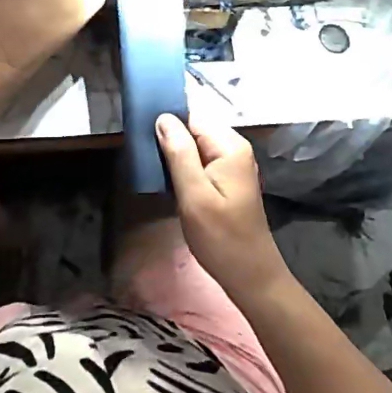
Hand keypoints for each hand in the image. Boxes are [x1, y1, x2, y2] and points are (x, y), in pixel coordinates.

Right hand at [156, 114, 291, 301]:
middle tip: (143, 152)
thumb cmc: (221, 237)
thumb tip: (163, 118)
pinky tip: (169, 178)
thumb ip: (179, 154)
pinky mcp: (227, 179)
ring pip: (196, 145)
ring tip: (151, 164)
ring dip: (175, 153)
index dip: (168, 121)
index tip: (141, 131)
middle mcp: (234, 149)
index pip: (193, 116)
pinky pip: (201, 161)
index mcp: (230, 146)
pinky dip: (184, 166)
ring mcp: (232, 164)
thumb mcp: (194, 195)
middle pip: (195, 128)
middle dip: (170, 137)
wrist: (250, 276)